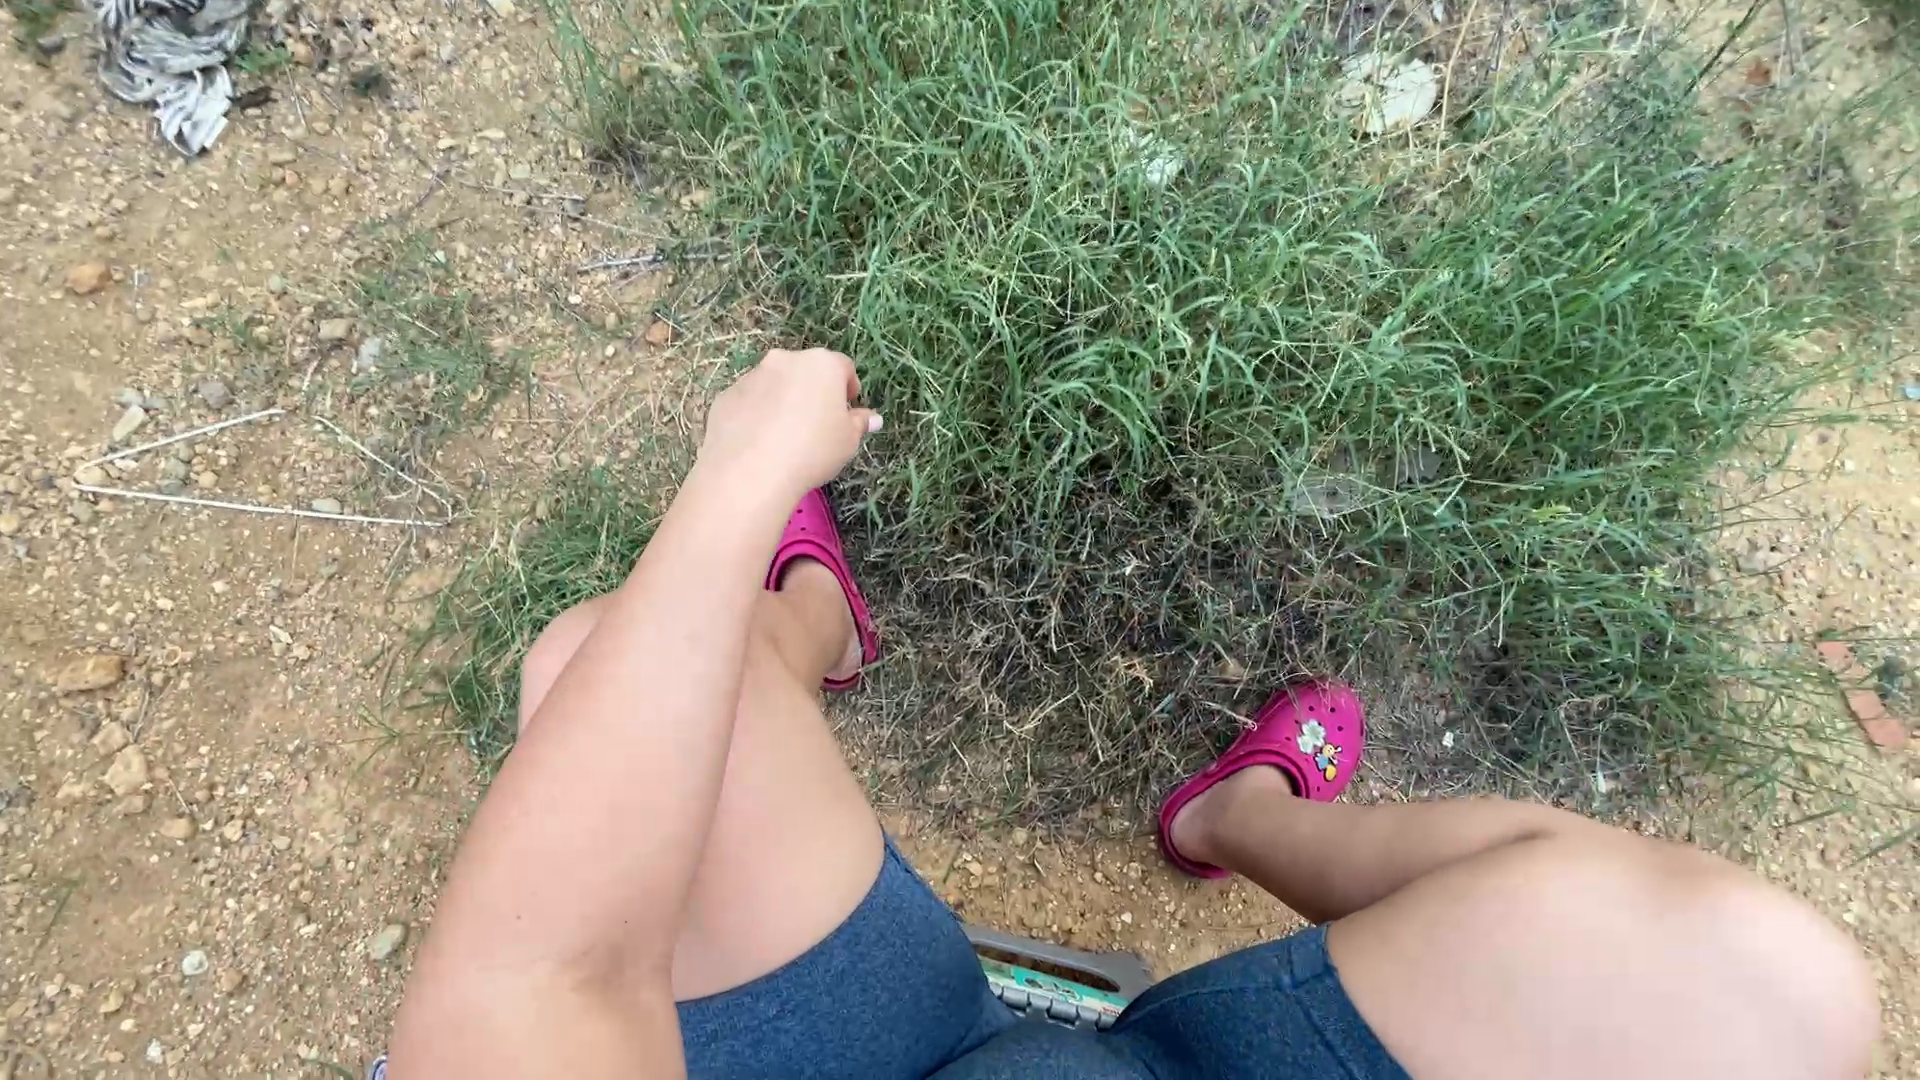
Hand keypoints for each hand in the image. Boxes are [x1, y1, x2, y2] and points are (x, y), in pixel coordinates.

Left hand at [696, 347, 881, 498]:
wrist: (751, 471)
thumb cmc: (813, 451)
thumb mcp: (848, 441)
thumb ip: (859, 423)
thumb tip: (871, 418)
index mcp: (822, 365)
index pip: (843, 367)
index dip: (848, 388)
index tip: (847, 411)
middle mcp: (785, 360)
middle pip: (806, 371)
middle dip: (814, 391)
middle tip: (817, 424)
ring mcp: (752, 376)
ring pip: (775, 384)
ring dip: (784, 401)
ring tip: (786, 436)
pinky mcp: (727, 395)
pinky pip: (751, 401)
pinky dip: (758, 414)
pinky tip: (761, 442)